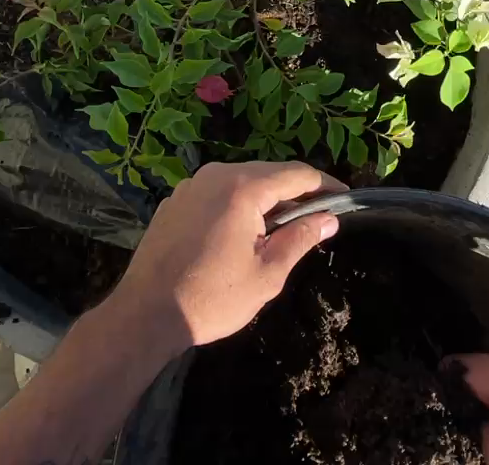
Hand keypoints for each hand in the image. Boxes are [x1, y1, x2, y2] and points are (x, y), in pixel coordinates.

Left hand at [104, 161, 346, 354]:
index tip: (345, 198)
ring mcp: (192, 185)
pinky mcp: (176, 200)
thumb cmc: (212, 297)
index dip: (325, 184)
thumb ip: (300, 239)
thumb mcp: (266, 274)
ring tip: (284, 225)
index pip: (296, 174)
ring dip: (267, 197)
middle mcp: (217, 174)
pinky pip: (218, 191)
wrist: (143, 315)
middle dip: (297, 191)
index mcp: (243, 187)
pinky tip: (242, 230)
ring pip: (242, 179)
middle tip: (319, 215)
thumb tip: (330, 219)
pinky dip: (238, 202)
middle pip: (269, 172)